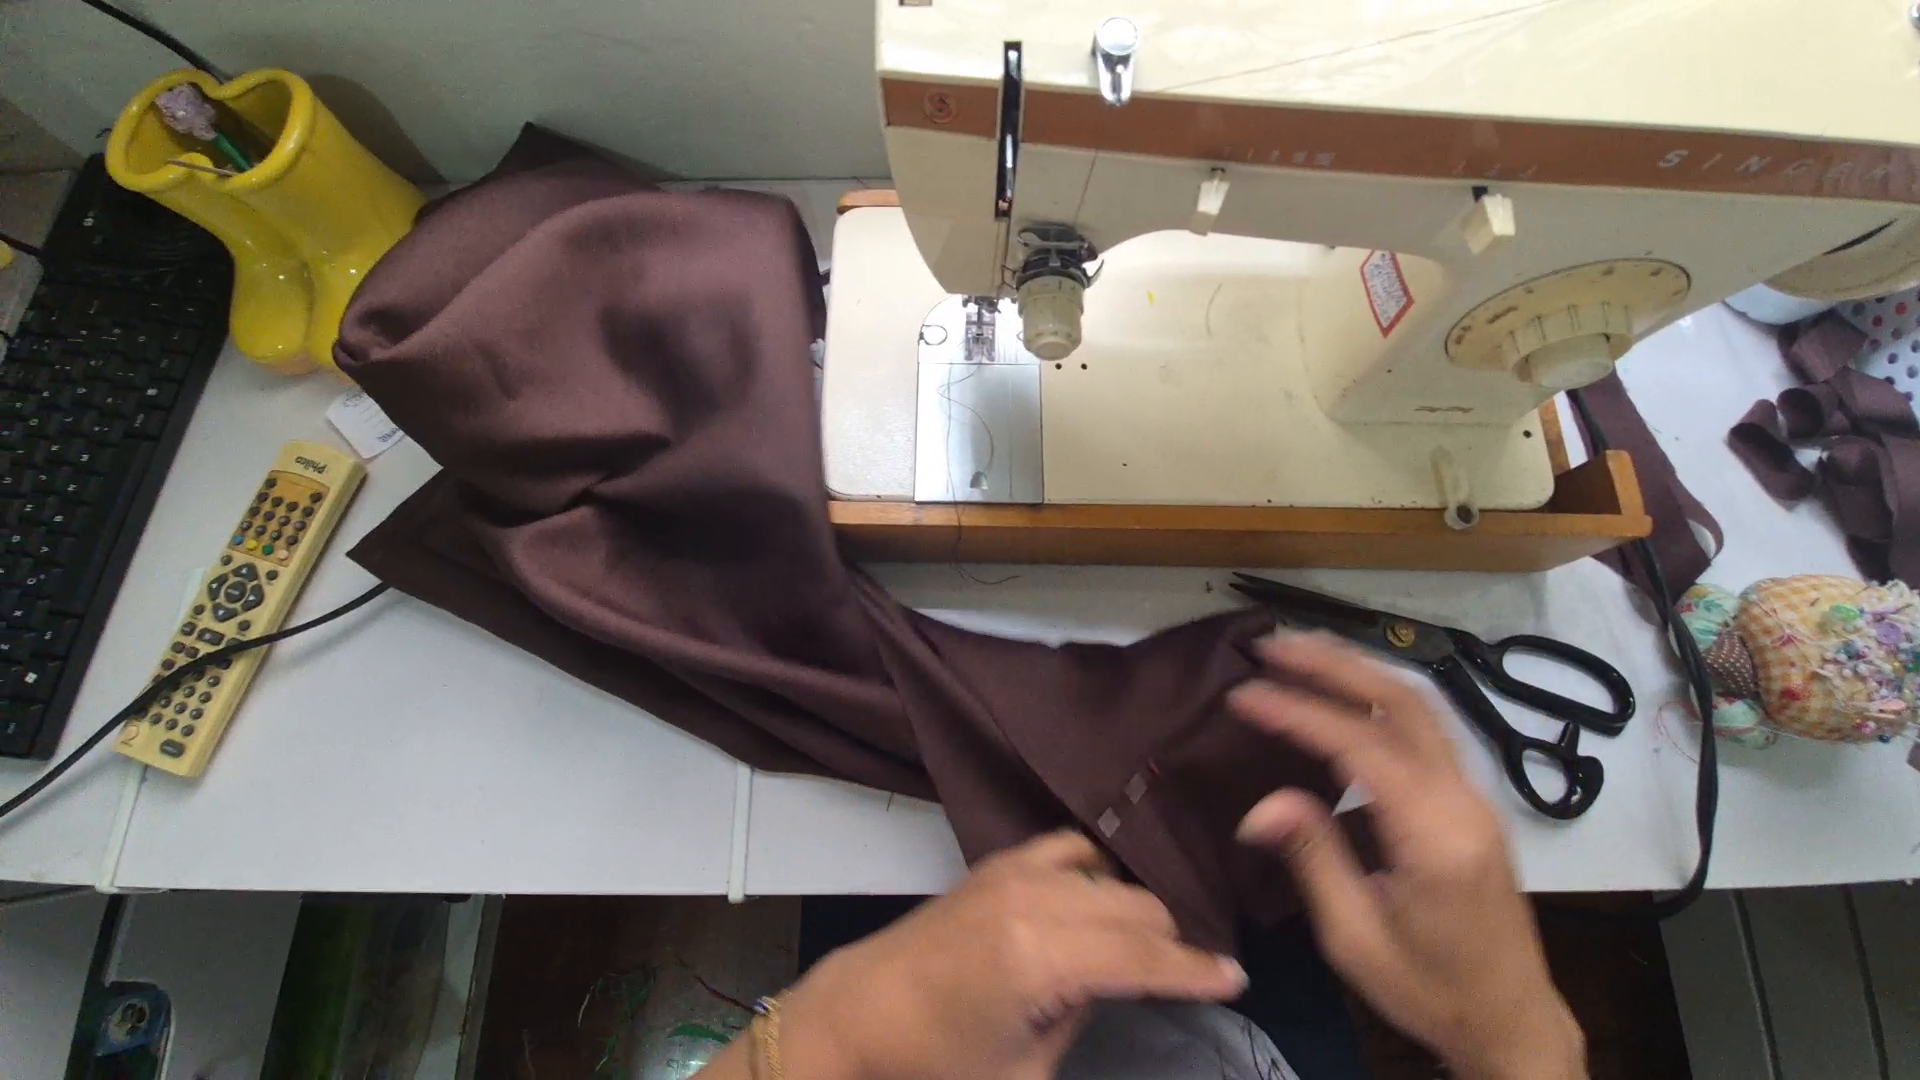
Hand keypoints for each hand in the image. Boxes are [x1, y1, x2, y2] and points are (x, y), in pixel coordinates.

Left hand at [761, 831, 1247, 1079]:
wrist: (861, 1012)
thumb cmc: (939, 1064)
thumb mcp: (1024, 1068)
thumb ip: (1080, 1012)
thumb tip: (1110, 978)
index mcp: (1041, 958)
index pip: (1141, 957)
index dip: (1194, 971)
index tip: (1235, 976)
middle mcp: (1033, 899)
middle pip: (1133, 908)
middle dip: (1168, 942)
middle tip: (1187, 974)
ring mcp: (1012, 871)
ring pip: (1106, 874)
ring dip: (1133, 906)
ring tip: (1146, 940)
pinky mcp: (994, 863)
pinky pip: (1065, 849)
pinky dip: (1093, 869)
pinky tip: (1098, 894)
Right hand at [1228, 633, 1585, 1079]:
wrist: (1514, 1024)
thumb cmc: (1429, 989)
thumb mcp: (1355, 937)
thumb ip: (1313, 859)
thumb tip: (1259, 805)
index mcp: (1435, 836)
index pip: (1361, 746)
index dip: (1298, 712)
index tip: (1243, 694)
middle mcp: (1464, 800)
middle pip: (1403, 702)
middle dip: (1334, 663)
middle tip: (1271, 645)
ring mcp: (1473, 795)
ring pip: (1418, 705)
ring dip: (1356, 668)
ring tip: (1297, 652)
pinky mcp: (1467, 799)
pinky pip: (1422, 726)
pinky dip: (1374, 694)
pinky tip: (1337, 690)